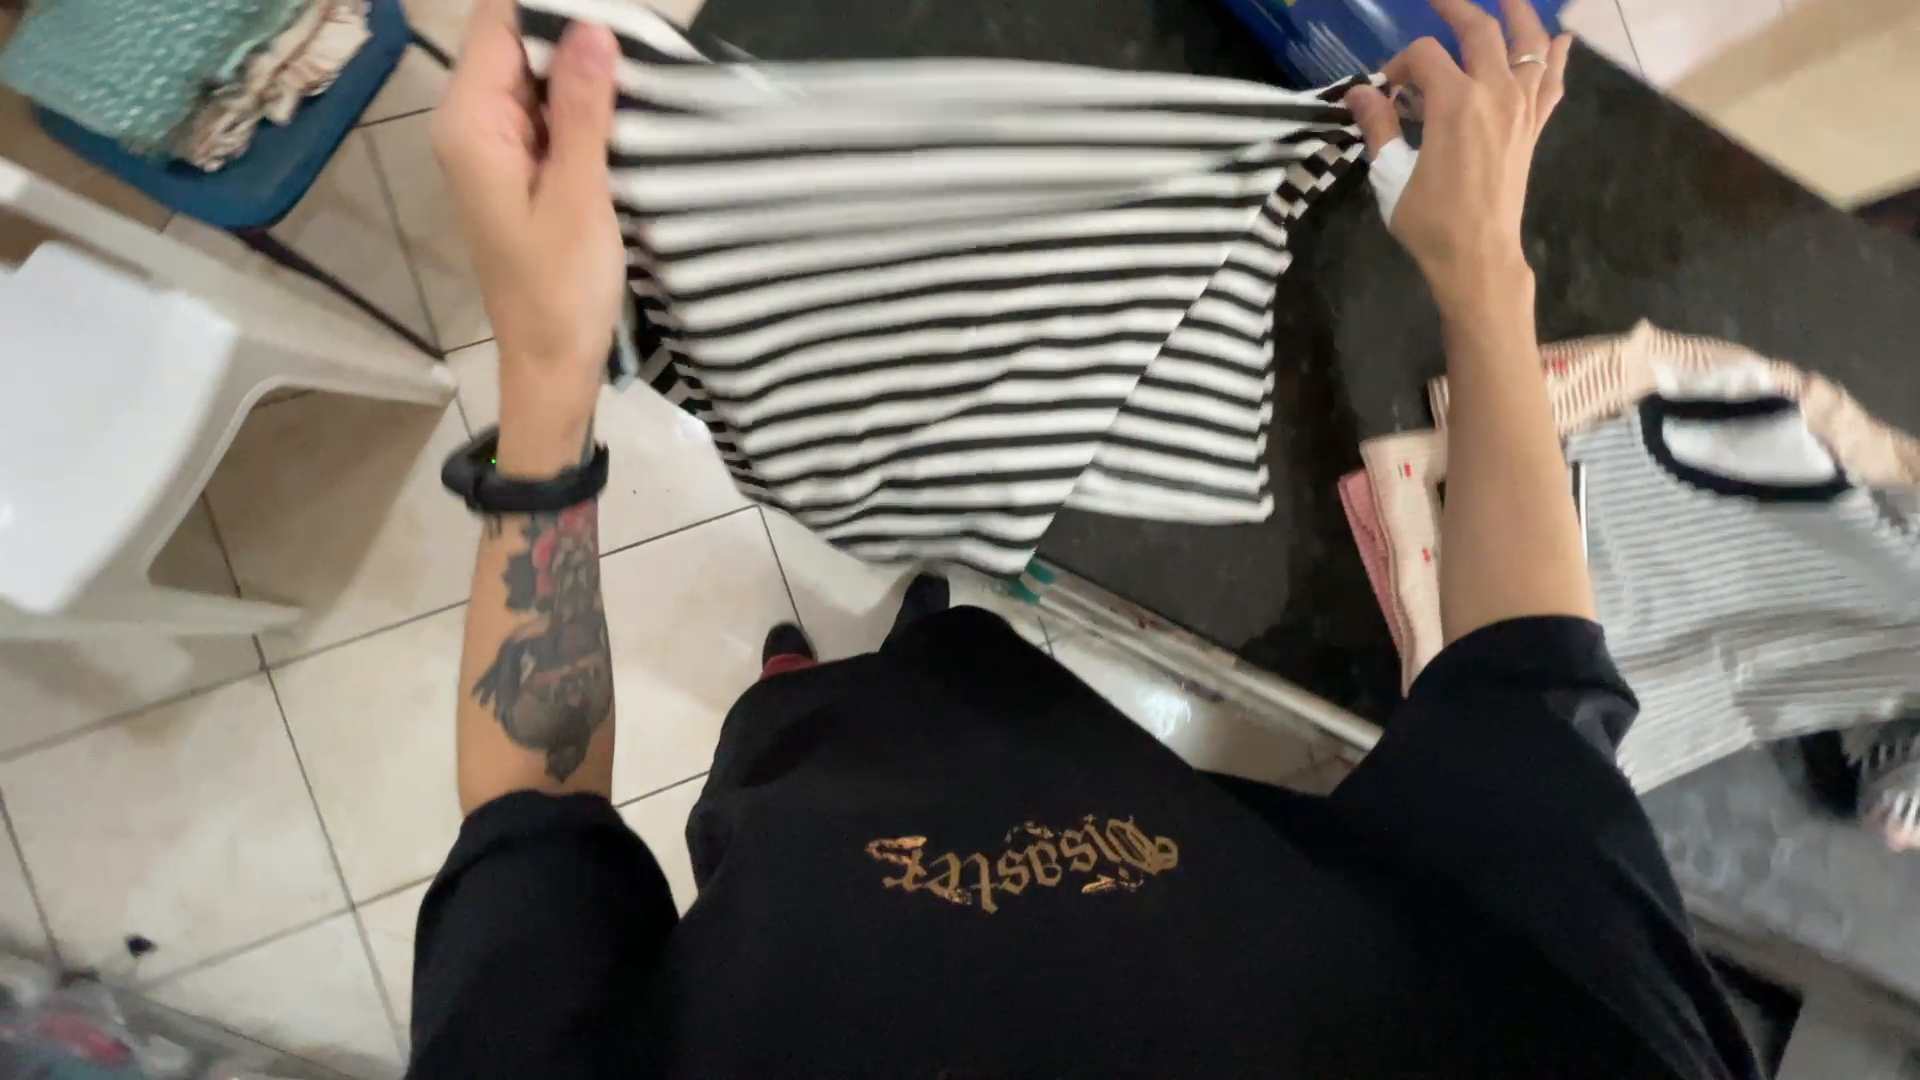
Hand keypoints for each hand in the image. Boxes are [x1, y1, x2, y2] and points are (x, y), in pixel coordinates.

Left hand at [432, 0, 624, 474]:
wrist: (551, 362)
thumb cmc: (562, 289)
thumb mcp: (579, 197)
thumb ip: (582, 113)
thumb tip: (593, 31)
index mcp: (471, 123)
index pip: (500, 25)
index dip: (555, 15)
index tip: (619, 27)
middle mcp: (471, 128)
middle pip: (517, 53)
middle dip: (576, 49)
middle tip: (642, 63)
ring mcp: (494, 155)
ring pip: (537, 91)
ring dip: (585, 90)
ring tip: (641, 95)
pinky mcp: (518, 181)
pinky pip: (547, 130)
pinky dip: (582, 125)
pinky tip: (622, 133)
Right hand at [1342, 0, 1570, 316]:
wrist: (1475, 253)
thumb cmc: (1427, 220)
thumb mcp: (1391, 176)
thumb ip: (1378, 128)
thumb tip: (1358, 93)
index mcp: (1454, 104)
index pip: (1425, 57)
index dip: (1398, 65)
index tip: (1382, 89)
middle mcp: (1495, 92)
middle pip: (1480, 32)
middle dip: (1456, 10)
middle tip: (1439, 1)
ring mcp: (1523, 105)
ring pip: (1527, 40)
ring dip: (1515, 13)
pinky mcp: (1535, 124)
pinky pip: (1553, 76)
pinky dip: (1555, 53)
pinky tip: (1554, 40)